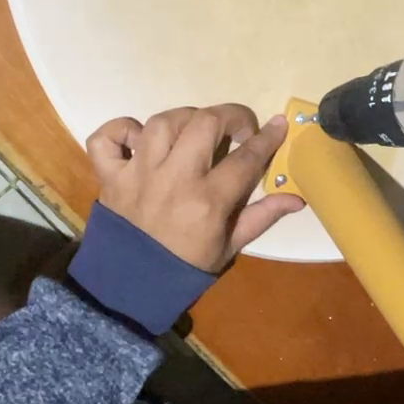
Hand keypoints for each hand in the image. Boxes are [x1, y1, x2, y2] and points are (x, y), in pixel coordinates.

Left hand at [86, 105, 307, 270]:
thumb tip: (297, 199)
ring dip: (184, 118)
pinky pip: (107, 138)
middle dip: (229, 115)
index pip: (245, 158)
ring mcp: (138, 174)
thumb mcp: (229, 247)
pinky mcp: (110, 176)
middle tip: (237, 128)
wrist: (132, 287)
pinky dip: (122, 129)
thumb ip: (261, 217)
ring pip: (161, 123)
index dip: (267, 138)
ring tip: (195, 131)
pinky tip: (139, 139)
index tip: (278, 126)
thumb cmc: (185, 266)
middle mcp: (173, 180)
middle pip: (203, 123)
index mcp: (208, 201)